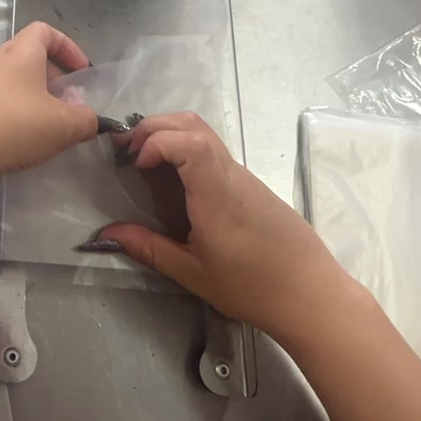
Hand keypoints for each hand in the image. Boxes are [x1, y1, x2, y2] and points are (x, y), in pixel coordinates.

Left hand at [0, 22, 95, 192]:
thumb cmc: (15, 129)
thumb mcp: (64, 127)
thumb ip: (85, 120)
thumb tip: (90, 119)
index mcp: (20, 54)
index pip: (45, 31)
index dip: (67, 47)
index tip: (80, 72)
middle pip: (23, 54)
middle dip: (47, 76)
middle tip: (61, 105)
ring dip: (15, 87)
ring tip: (27, 115)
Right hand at [97, 112, 343, 343]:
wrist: (314, 296)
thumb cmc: (253, 286)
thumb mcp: (194, 273)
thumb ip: (149, 249)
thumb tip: (106, 234)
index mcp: (216, 192)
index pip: (188, 140)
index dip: (156, 141)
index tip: (136, 165)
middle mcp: (230, 173)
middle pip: (192, 124)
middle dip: (153, 128)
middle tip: (128, 153)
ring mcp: (243, 175)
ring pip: (204, 131)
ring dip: (169, 134)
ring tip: (146, 161)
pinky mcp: (250, 183)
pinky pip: (213, 149)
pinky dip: (185, 147)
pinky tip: (174, 179)